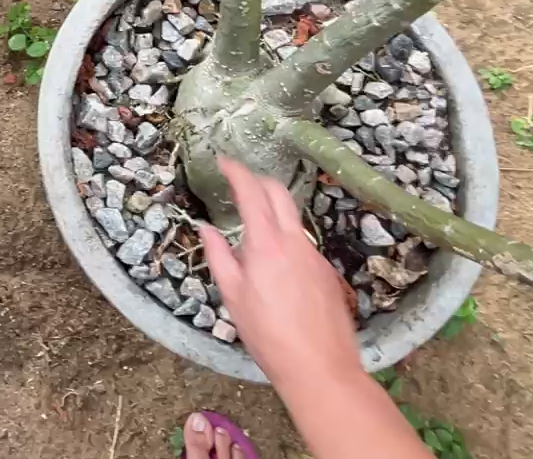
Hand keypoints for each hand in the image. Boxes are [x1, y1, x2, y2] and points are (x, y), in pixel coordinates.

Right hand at [198, 156, 358, 392]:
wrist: (322, 370)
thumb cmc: (268, 335)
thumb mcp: (232, 295)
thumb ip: (218, 254)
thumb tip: (206, 227)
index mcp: (267, 243)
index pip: (251, 191)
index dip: (236, 170)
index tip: (222, 161)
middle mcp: (294, 242)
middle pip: (279, 192)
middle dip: (257, 179)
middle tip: (238, 181)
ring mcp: (314, 256)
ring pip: (292, 218)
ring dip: (272, 210)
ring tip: (252, 229)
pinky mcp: (326, 272)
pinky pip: (302, 243)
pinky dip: (285, 239)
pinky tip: (276, 266)